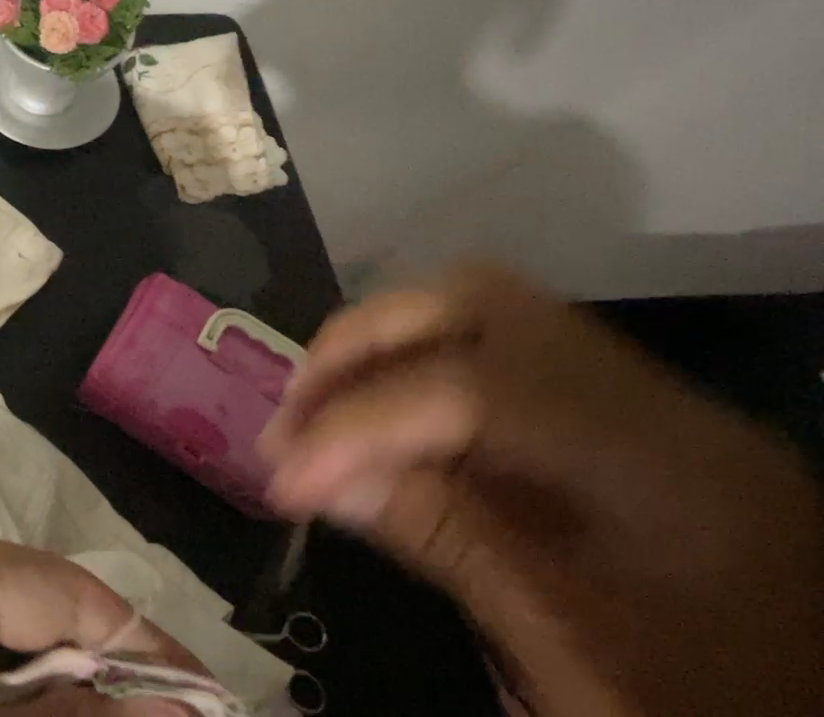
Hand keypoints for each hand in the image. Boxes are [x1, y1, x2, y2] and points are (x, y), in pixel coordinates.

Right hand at [259, 263, 823, 715]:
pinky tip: (377, 423)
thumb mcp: (568, 652)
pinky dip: (414, 368)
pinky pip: (494, 350)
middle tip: (294, 414)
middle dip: (361, 346)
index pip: (478, 395)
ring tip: (320, 411)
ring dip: (381, 346)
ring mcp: (641, 399)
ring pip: (481, 308)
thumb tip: (317, 473)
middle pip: (478, 303)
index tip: (282, 477)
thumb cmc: (696, 707)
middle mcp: (659, 403)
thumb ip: (443, 542)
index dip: (360, 424)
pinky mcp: (615, 414)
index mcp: (671, 470)